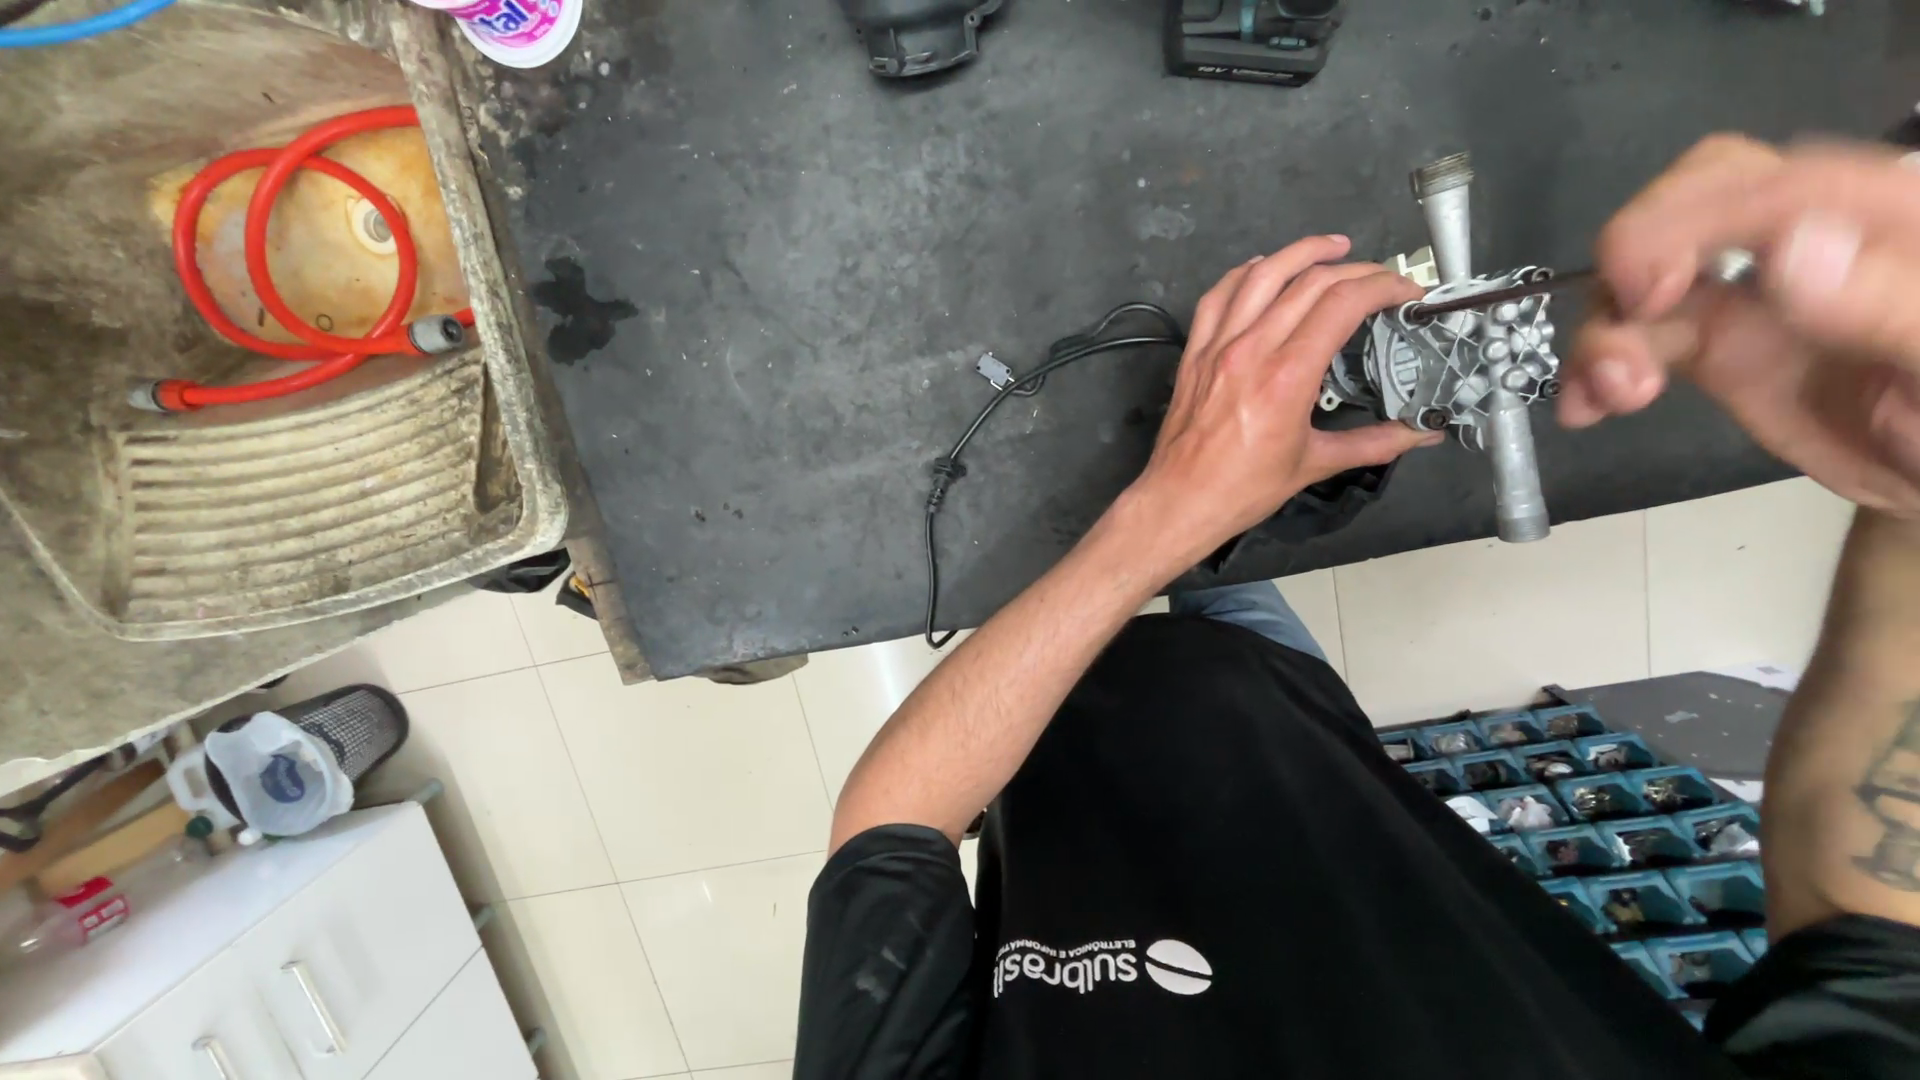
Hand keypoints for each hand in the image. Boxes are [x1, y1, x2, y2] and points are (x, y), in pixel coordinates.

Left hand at [1122, 235, 1439, 569]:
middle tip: (1381, 279)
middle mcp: (1250, 350)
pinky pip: (1217, 297)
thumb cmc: (1243, 488)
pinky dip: (1244, 274)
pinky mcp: (1194, 353)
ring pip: (1260, 276)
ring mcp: (1217, 347)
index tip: (1406, 292)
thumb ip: (1374, 443)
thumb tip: (1421, 433)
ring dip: (1301, 252)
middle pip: (1309, 282)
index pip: (1342, 303)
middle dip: (1356, 271)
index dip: (1384, 286)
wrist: (1180, 500)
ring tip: (1333, 248)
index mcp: (1286, 376)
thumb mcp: (1315, 464)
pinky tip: (1264, 268)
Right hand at [1561, 135, 1919, 518]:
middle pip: (1697, 198)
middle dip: (1636, 252)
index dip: (1690, 221)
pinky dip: (1591, 370)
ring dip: (1604, 331)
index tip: (1646, 292)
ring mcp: (1752, 299)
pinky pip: (1633, 339)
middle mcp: (1807, 245)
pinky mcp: (1712, 348)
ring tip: (1608, 394)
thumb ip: (1887, 303)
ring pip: (1644, 279)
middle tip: (1629, 317)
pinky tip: (1584, 407)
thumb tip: (1790, 252)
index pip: (1776, 186)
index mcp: (1887, 223)